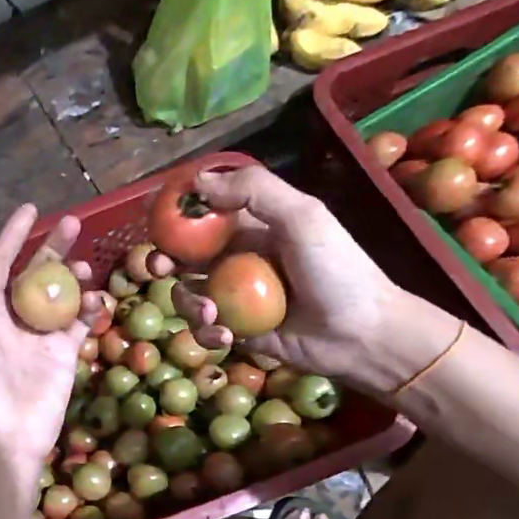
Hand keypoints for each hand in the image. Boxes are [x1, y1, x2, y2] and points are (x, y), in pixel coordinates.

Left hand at [0, 204, 98, 477]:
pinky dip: (91, 307)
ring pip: (62, 294)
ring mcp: (41, 336)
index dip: (12, 236)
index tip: (29, 210)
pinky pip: (80, 323)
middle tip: (72, 223)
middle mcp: (13, 318)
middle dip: (52, 246)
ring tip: (83, 267)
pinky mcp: (64, 355)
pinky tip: (96, 297)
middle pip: (35, 272)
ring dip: (73, 275)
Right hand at [172, 166, 456, 391]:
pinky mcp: (239, 332)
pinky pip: (206, 328)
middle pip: (185, 256)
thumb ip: (253, 191)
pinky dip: (207, 332)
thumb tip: (198, 180)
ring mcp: (237, 299)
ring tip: (212, 316)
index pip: (204, 214)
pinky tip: (225, 337)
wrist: (361, 334)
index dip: (177, 215)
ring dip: (189, 304)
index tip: (157, 221)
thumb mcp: (302, 216)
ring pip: (190, 294)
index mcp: (254, 227)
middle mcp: (239, 260)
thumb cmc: (337, 269)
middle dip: (164, 261)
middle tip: (157, 268)